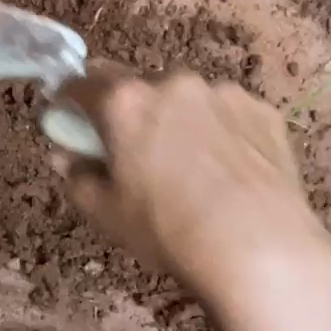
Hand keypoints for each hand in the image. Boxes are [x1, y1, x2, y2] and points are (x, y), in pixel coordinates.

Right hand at [54, 66, 330, 318]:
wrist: (258, 247)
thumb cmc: (166, 228)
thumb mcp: (104, 211)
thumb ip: (77, 175)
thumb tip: (68, 157)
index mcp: (124, 102)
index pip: (80, 84)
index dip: (68, 102)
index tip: (69, 123)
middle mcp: (173, 83)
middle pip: (135, 86)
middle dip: (125, 111)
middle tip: (128, 151)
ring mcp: (224, 93)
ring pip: (182, 99)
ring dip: (172, 119)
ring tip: (182, 164)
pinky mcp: (263, 111)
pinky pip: (223, 113)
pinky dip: (213, 130)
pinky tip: (221, 170)